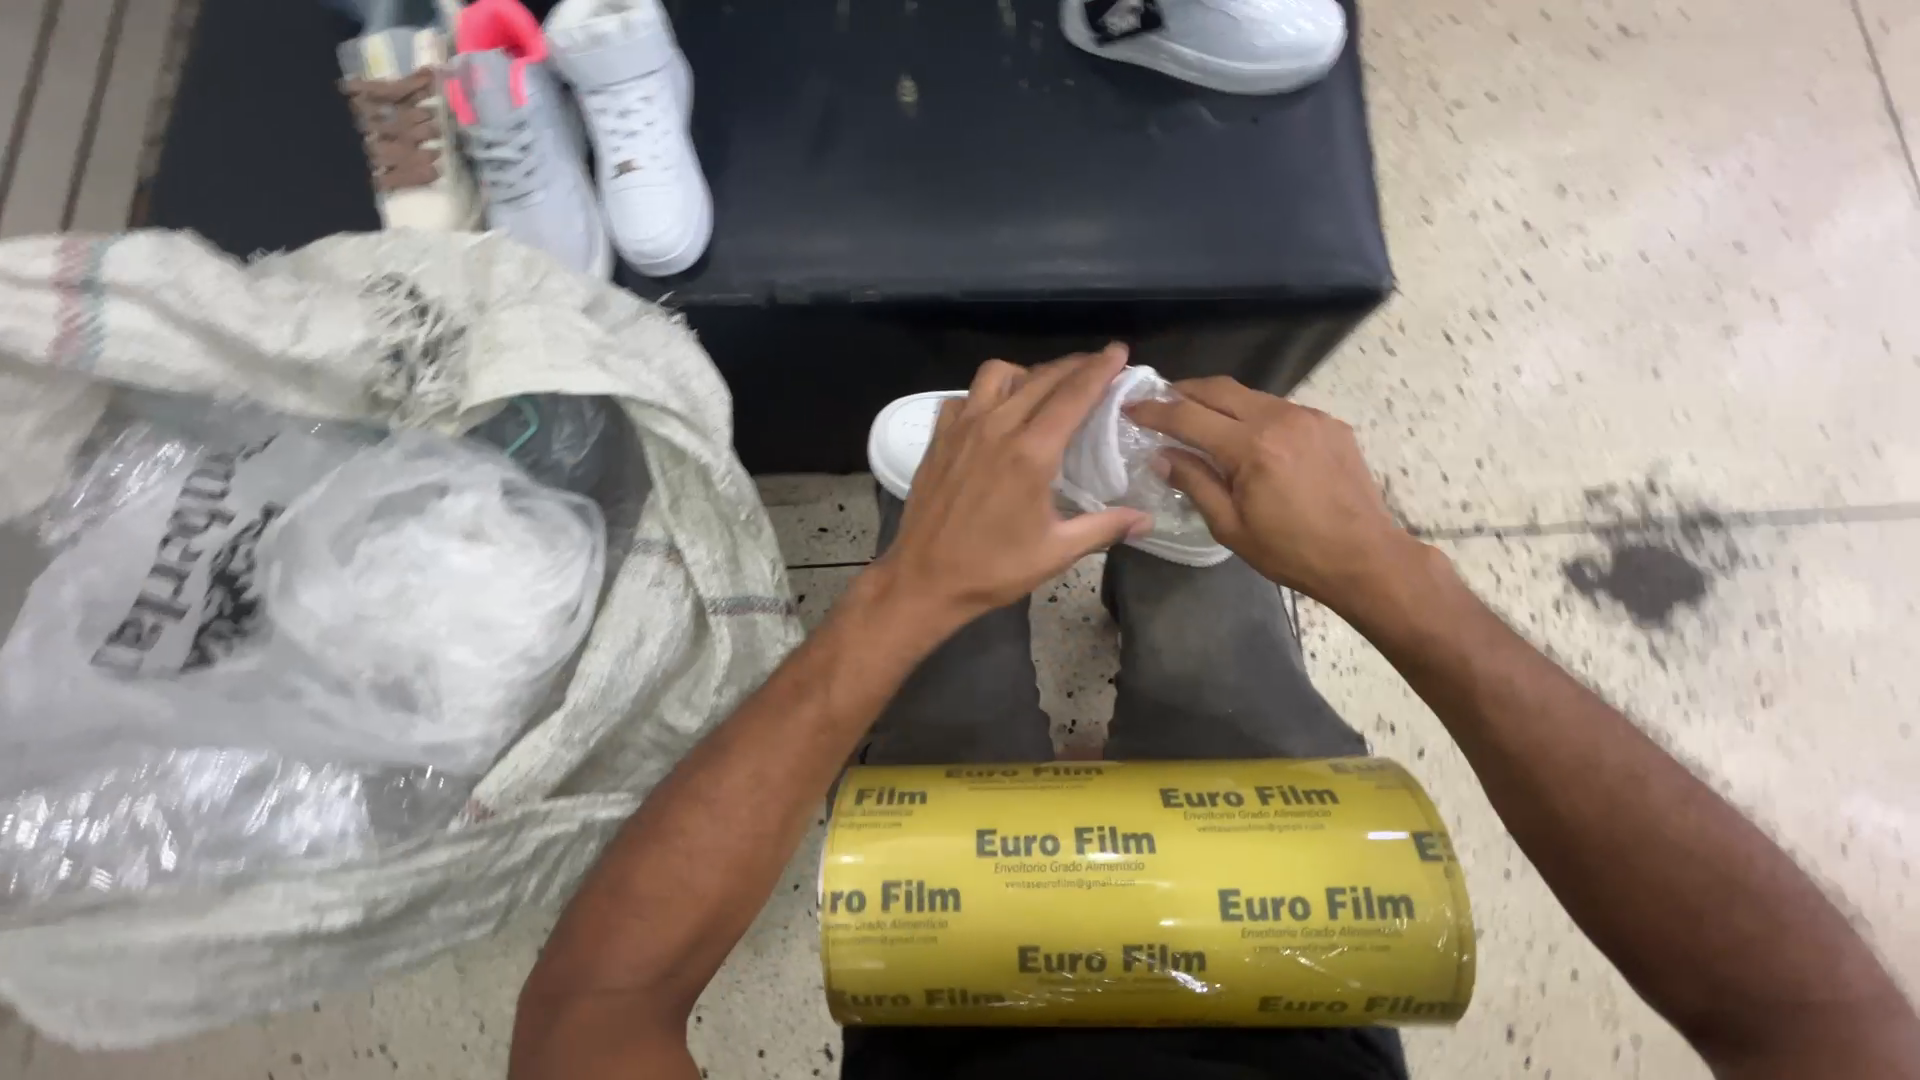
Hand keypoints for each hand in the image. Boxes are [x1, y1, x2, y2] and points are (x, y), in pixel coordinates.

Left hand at [871, 345, 1151, 628]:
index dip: (1100, 369)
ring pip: (998, 375)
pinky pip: (964, 397)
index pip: (1073, 395)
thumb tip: (1147, 521)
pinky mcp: (939, 439)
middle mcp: (996, 428)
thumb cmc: (992, 569)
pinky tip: (995, 414)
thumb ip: (1104, 527)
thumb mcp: (1056, 552)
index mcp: (1030, 453)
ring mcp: (962, 429)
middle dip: (1074, 365)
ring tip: (1044, 388)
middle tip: (1097, 365)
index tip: (1118, 351)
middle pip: (1042, 378)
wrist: (924, 579)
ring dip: (1028, 372)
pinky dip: (985, 394)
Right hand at [1127, 377, 1420, 610]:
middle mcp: (1279, 419)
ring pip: (1251, 396)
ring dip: (1220, 403)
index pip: (1188, 416)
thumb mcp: (1229, 525)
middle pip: (1219, 388)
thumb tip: (1162, 455)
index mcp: (1250, 448)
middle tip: (1161, 402)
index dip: (1154, 411)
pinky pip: (1280, 410)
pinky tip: (1249, 440)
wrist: (1364, 557)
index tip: (1131, 408)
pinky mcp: (1328, 424)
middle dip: (1184, 391)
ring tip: (1201, 421)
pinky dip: (1254, 417)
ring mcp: (1308, 417)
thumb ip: (1194, 482)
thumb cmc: (1290, 551)